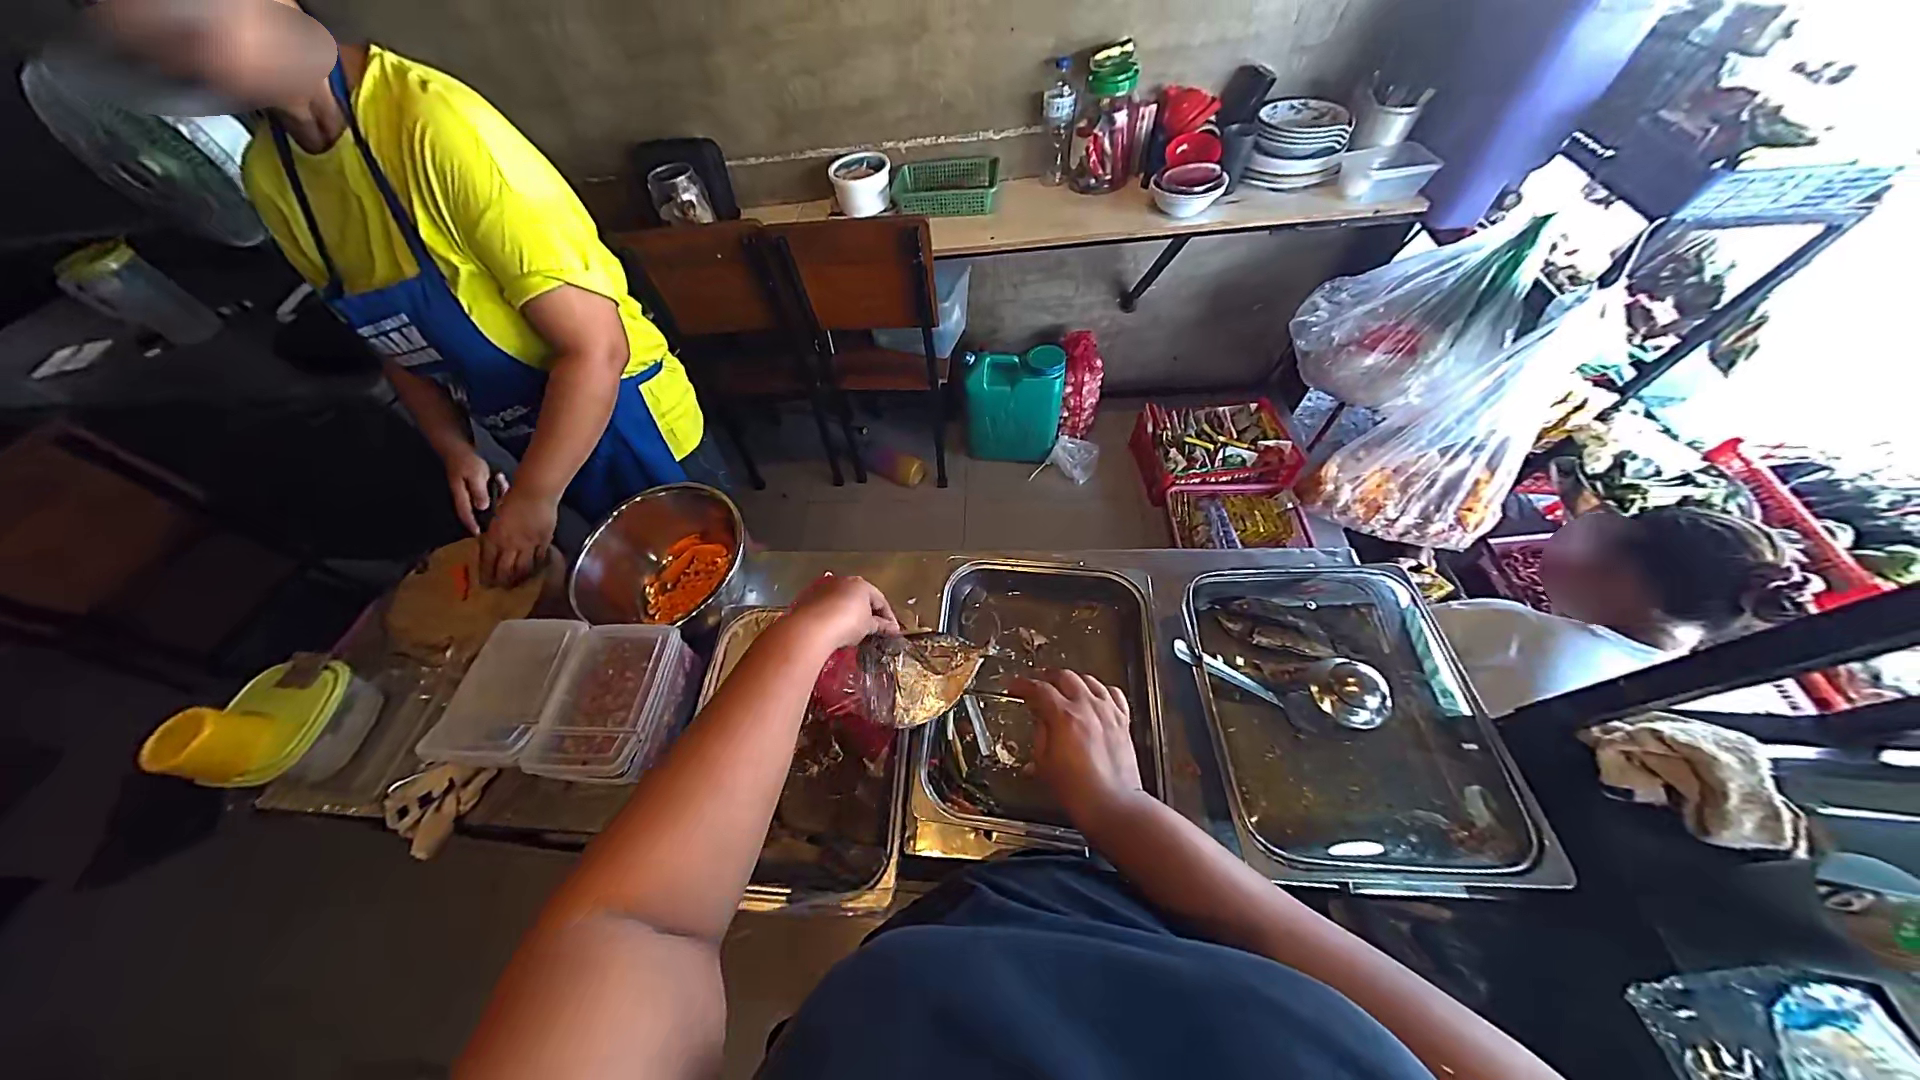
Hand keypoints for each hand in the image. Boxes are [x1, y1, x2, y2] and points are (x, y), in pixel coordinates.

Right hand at [444, 447, 495, 536]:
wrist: (459, 448)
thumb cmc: (466, 461)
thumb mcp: (475, 474)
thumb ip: (479, 490)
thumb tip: (482, 507)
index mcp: (462, 495)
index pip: (466, 515)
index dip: (473, 526)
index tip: (480, 536)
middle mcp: (465, 496)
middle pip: (476, 512)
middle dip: (488, 518)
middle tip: (501, 525)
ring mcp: (470, 492)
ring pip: (485, 504)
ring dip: (495, 505)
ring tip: (505, 500)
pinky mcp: (477, 487)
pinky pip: (488, 494)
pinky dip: (497, 493)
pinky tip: (504, 487)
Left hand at [479, 486, 556, 586]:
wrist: (535, 493)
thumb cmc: (511, 499)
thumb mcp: (496, 517)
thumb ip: (495, 534)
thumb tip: (493, 544)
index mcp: (494, 538)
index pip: (488, 562)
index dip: (486, 574)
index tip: (485, 583)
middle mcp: (510, 545)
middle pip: (505, 569)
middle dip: (502, 581)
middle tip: (502, 588)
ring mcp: (529, 545)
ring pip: (523, 567)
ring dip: (520, 578)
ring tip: (519, 584)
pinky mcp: (544, 541)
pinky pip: (539, 558)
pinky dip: (537, 565)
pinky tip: (536, 570)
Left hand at [786, 574, 900, 651]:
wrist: (812, 628)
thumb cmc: (847, 622)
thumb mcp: (868, 626)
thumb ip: (881, 625)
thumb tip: (891, 628)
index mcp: (861, 584)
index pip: (880, 600)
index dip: (888, 617)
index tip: (892, 631)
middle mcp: (843, 581)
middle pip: (861, 598)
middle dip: (869, 614)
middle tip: (875, 630)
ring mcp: (824, 588)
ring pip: (843, 601)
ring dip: (850, 614)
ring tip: (855, 632)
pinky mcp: (809, 598)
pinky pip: (828, 607)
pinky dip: (835, 616)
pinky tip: (836, 629)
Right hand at [1014, 670, 1147, 833]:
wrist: (1112, 805)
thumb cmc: (1078, 790)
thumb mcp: (1044, 762)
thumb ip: (1041, 733)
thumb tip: (1041, 719)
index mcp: (1064, 716)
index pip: (1038, 688)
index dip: (1023, 684)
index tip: (1015, 685)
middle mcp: (1087, 708)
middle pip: (1064, 676)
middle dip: (1047, 676)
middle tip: (1037, 682)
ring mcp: (1107, 712)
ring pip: (1089, 680)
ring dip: (1073, 679)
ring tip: (1063, 684)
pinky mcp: (1122, 721)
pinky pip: (1113, 694)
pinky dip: (1101, 690)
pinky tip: (1096, 694)